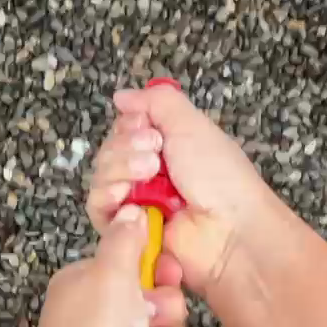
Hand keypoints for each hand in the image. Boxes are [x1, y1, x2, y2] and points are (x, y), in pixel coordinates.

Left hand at [15, 206, 194, 326]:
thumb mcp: (107, 274)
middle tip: (147, 324)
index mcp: (89, 286)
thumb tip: (130, 210)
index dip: (159, 271)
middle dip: (166, 316)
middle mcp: (104, 320)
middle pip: (166, 303)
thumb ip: (124, 240)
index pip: (138, 265)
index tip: (166, 274)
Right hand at [86, 86, 273, 297]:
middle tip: (154, 154)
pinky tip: (128, 198)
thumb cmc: (219, 177)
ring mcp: (135, 201)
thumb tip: (121, 96)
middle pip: (108, 151)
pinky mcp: (125, 229)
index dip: (129, 125)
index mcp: (166, 147)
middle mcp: (147, 173)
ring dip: (120, 169)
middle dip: (125, 147)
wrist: (228, 230)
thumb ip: (156, 102)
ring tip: (149, 174)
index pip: (124, 129)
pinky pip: (97, 207)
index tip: (147, 128)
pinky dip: (108, 197)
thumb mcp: (192, 125)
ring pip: (101, 176)